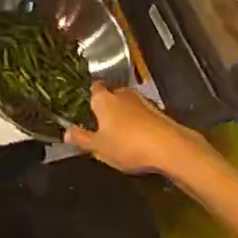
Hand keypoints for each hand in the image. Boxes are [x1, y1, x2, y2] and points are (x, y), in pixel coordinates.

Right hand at [64, 82, 201, 174]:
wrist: (171, 148)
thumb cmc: (128, 145)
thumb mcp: (99, 147)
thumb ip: (82, 139)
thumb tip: (66, 133)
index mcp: (103, 99)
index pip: (93, 89)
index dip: (91, 98)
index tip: (89, 110)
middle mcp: (121, 93)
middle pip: (111, 97)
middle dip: (108, 109)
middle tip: (104, 128)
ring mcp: (142, 100)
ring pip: (128, 105)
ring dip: (126, 116)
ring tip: (124, 137)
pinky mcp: (159, 111)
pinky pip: (143, 115)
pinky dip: (141, 123)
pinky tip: (142, 140)